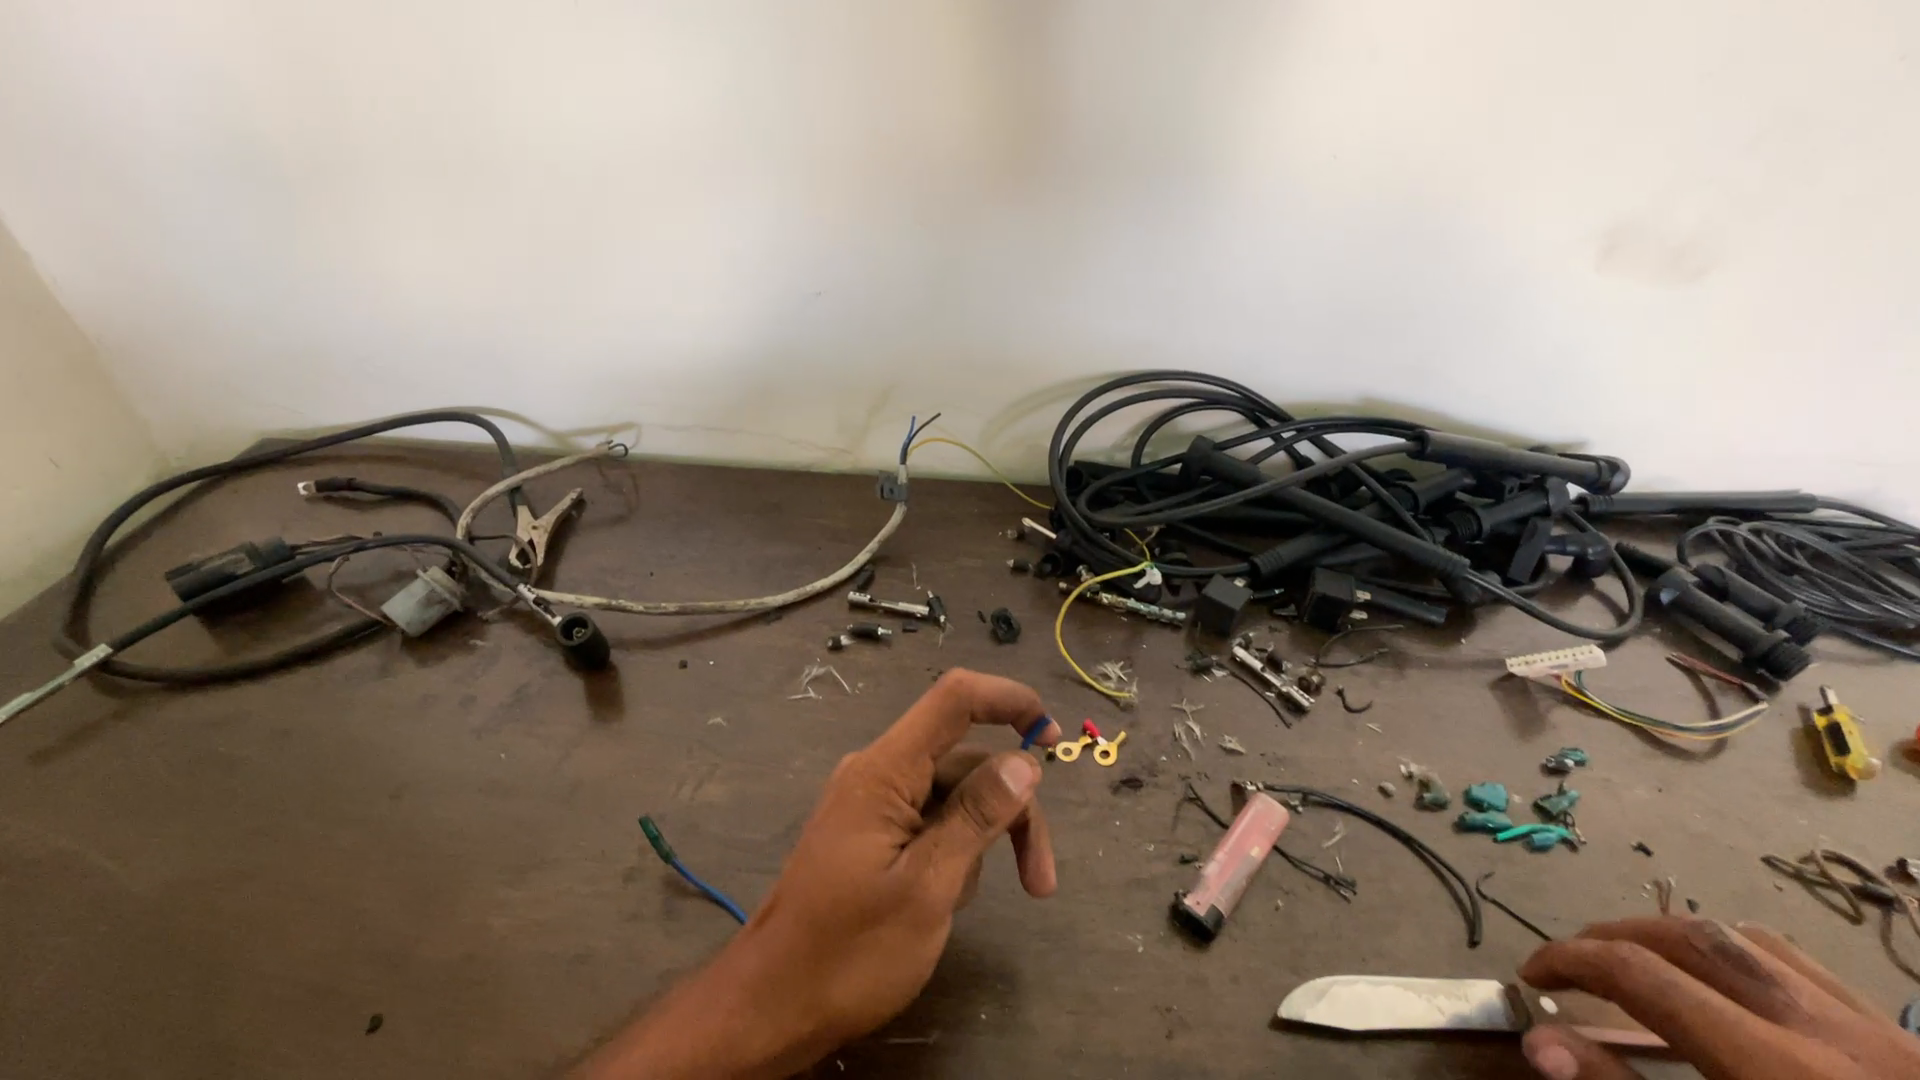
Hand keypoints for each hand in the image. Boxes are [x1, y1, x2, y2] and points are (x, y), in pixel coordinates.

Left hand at [575, 669, 1058, 1078]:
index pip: (954, 699)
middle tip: (1041, 881)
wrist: (773, 1006)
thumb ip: (977, 818)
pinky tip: (945, 901)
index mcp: (884, 772)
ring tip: (967, 906)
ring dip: (983, 842)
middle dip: (1010, 810)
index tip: (1052, 737)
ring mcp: (875, 804)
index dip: (1008, 700)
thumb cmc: (849, 952)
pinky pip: (931, 822)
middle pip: (966, 761)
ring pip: (955, 796)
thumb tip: (1024, 762)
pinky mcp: (874, 833)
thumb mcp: (928, 888)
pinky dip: (955, 853)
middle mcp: (878, 774)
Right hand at [1519, 916, 1919, 1078]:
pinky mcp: (1907, 1044)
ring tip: (1636, 962)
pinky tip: (1724, 983)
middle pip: (1689, 938)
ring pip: (1749, 940)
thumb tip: (1539, 1043)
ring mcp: (1882, 1035)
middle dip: (1612, 939)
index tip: (1532, 978)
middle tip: (1570, 964)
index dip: (1569, 962)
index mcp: (1778, 1072)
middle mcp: (1829, 1034)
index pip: (1641, 975)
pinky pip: (1806, 968)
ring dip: (1671, 938)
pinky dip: (1741, 956)